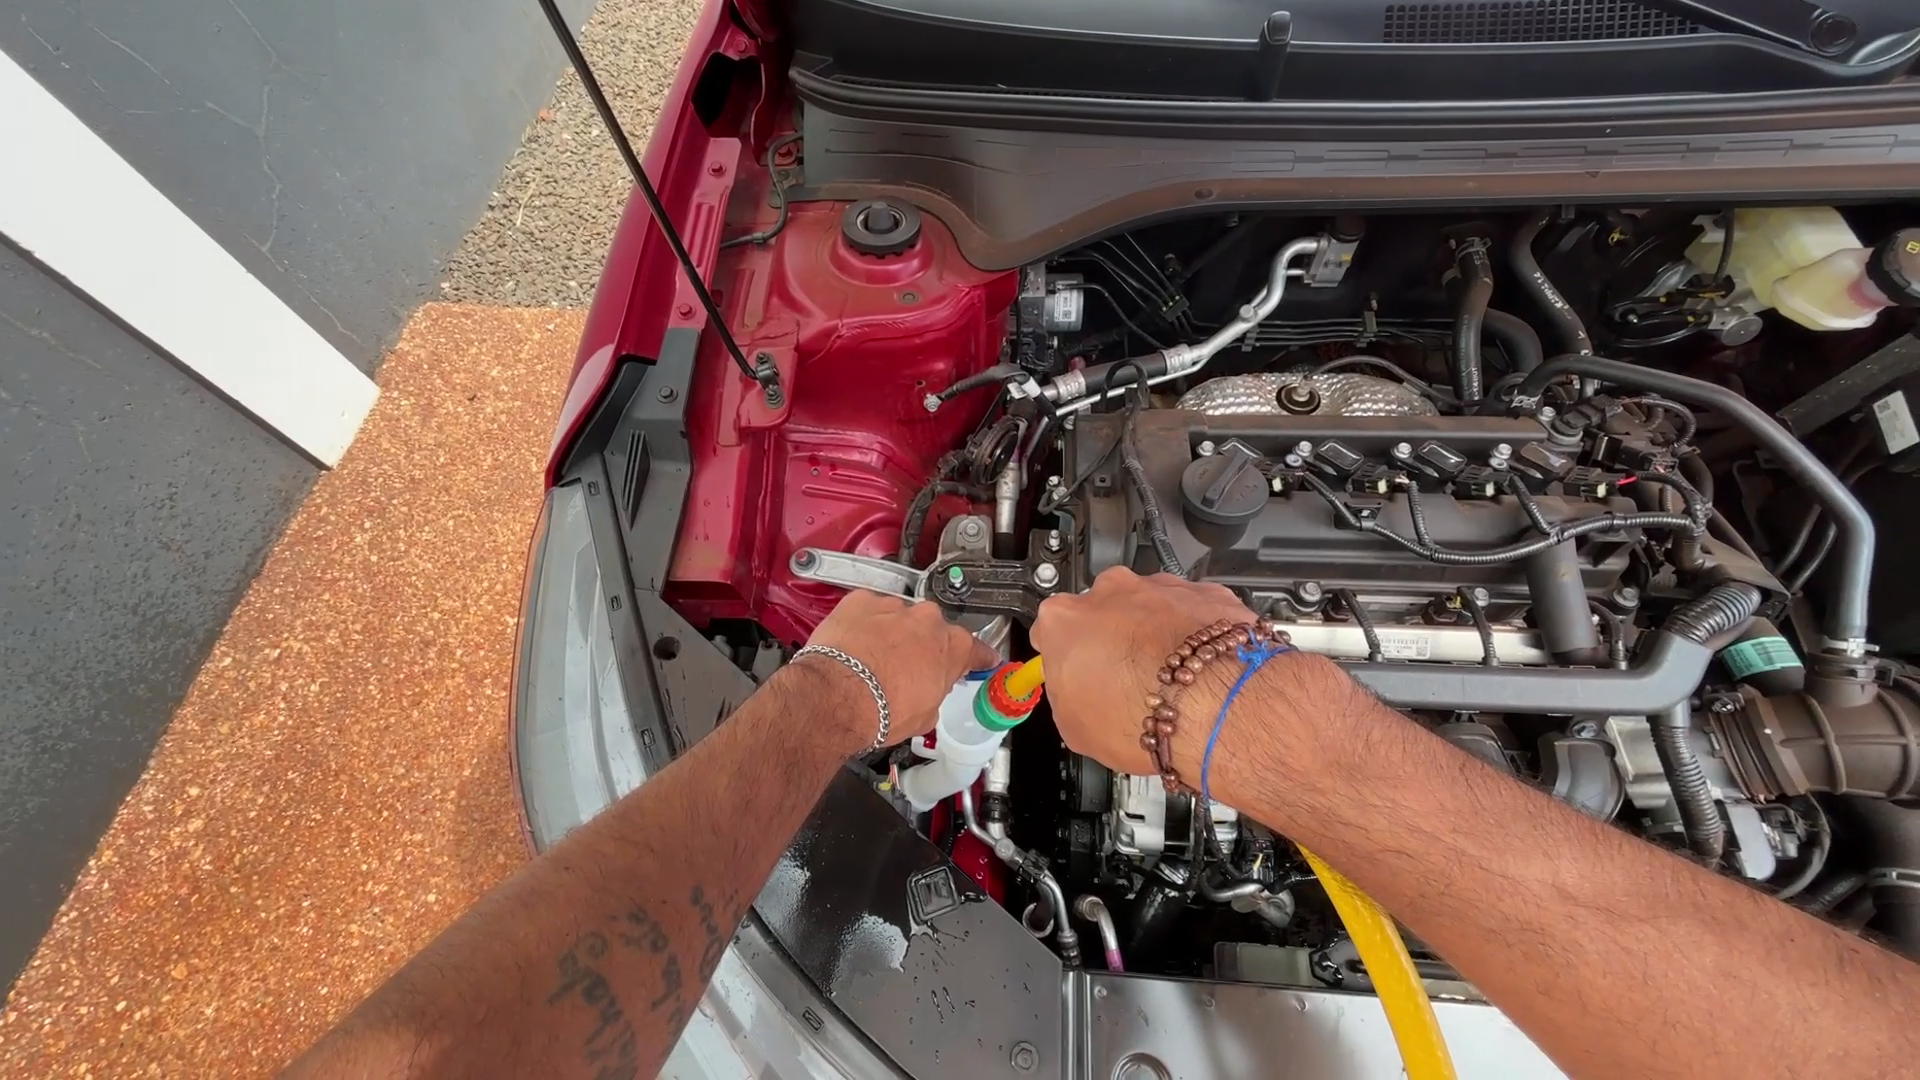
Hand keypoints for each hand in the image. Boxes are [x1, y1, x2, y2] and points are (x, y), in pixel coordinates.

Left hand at [791, 590, 997, 755]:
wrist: (836, 696)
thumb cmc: (881, 709)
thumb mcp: (924, 716)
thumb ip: (935, 694)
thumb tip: (926, 693)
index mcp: (952, 647)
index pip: (977, 649)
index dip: (978, 658)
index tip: (980, 660)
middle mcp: (927, 620)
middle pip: (933, 630)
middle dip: (923, 646)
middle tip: (907, 669)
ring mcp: (894, 606)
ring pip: (899, 617)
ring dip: (891, 634)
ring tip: (874, 660)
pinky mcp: (861, 601)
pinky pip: (868, 609)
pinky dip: (864, 623)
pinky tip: (855, 644)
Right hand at [1033, 567, 1361, 790]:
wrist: (1220, 706)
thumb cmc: (1148, 713)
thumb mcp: (1076, 728)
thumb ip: (1067, 697)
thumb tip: (1076, 697)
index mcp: (1064, 619)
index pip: (1049, 632)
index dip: (1062, 658)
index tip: (1072, 674)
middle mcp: (1110, 592)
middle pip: (1100, 614)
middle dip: (1109, 641)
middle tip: (1123, 683)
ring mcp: (1159, 588)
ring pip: (1148, 609)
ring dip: (1153, 637)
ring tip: (1168, 683)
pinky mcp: (1204, 593)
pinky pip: (1191, 612)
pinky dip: (1193, 636)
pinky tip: (1200, 672)